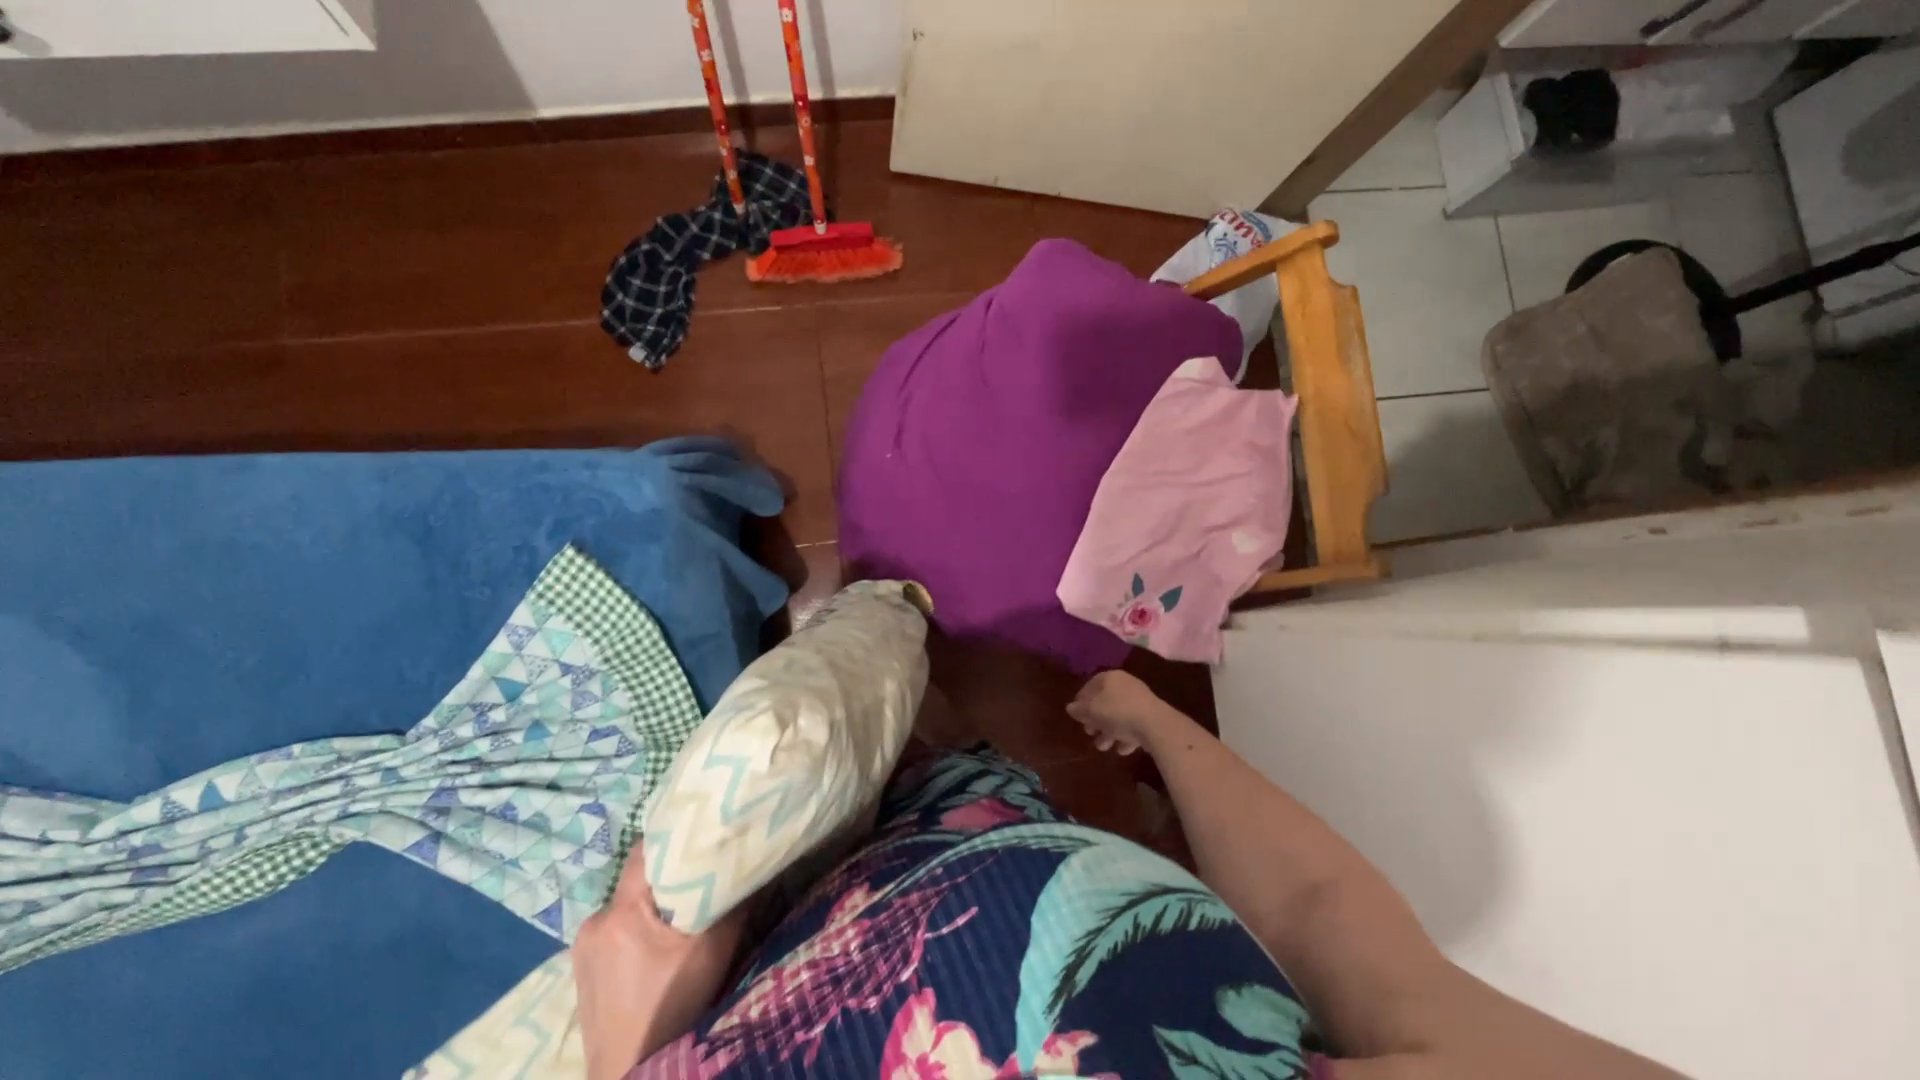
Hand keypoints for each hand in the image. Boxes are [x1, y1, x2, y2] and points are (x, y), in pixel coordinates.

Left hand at [571, 852, 748, 1079]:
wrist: (629, 1077)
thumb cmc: (671, 1012)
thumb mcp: (712, 954)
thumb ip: (732, 905)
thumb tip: (751, 864)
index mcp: (619, 913)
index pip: (647, 852)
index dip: (677, 838)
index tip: (705, 832)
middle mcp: (593, 922)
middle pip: (638, 881)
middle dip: (670, 877)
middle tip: (704, 877)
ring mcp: (582, 949)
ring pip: (627, 908)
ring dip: (654, 908)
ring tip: (684, 918)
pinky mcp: (582, 972)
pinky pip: (615, 933)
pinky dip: (638, 930)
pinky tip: (658, 951)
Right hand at [1067, 670, 1190, 755]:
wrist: (1155, 725)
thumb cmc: (1117, 712)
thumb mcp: (1092, 711)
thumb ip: (1079, 710)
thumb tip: (1070, 708)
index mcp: (1110, 678)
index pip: (1091, 685)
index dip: (1081, 699)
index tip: (1076, 714)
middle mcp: (1125, 686)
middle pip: (1105, 702)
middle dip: (1095, 719)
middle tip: (1088, 732)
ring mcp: (1140, 701)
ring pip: (1119, 716)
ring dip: (1109, 732)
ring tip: (1102, 747)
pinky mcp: (1150, 717)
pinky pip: (1133, 725)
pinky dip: (1125, 737)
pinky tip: (1121, 750)